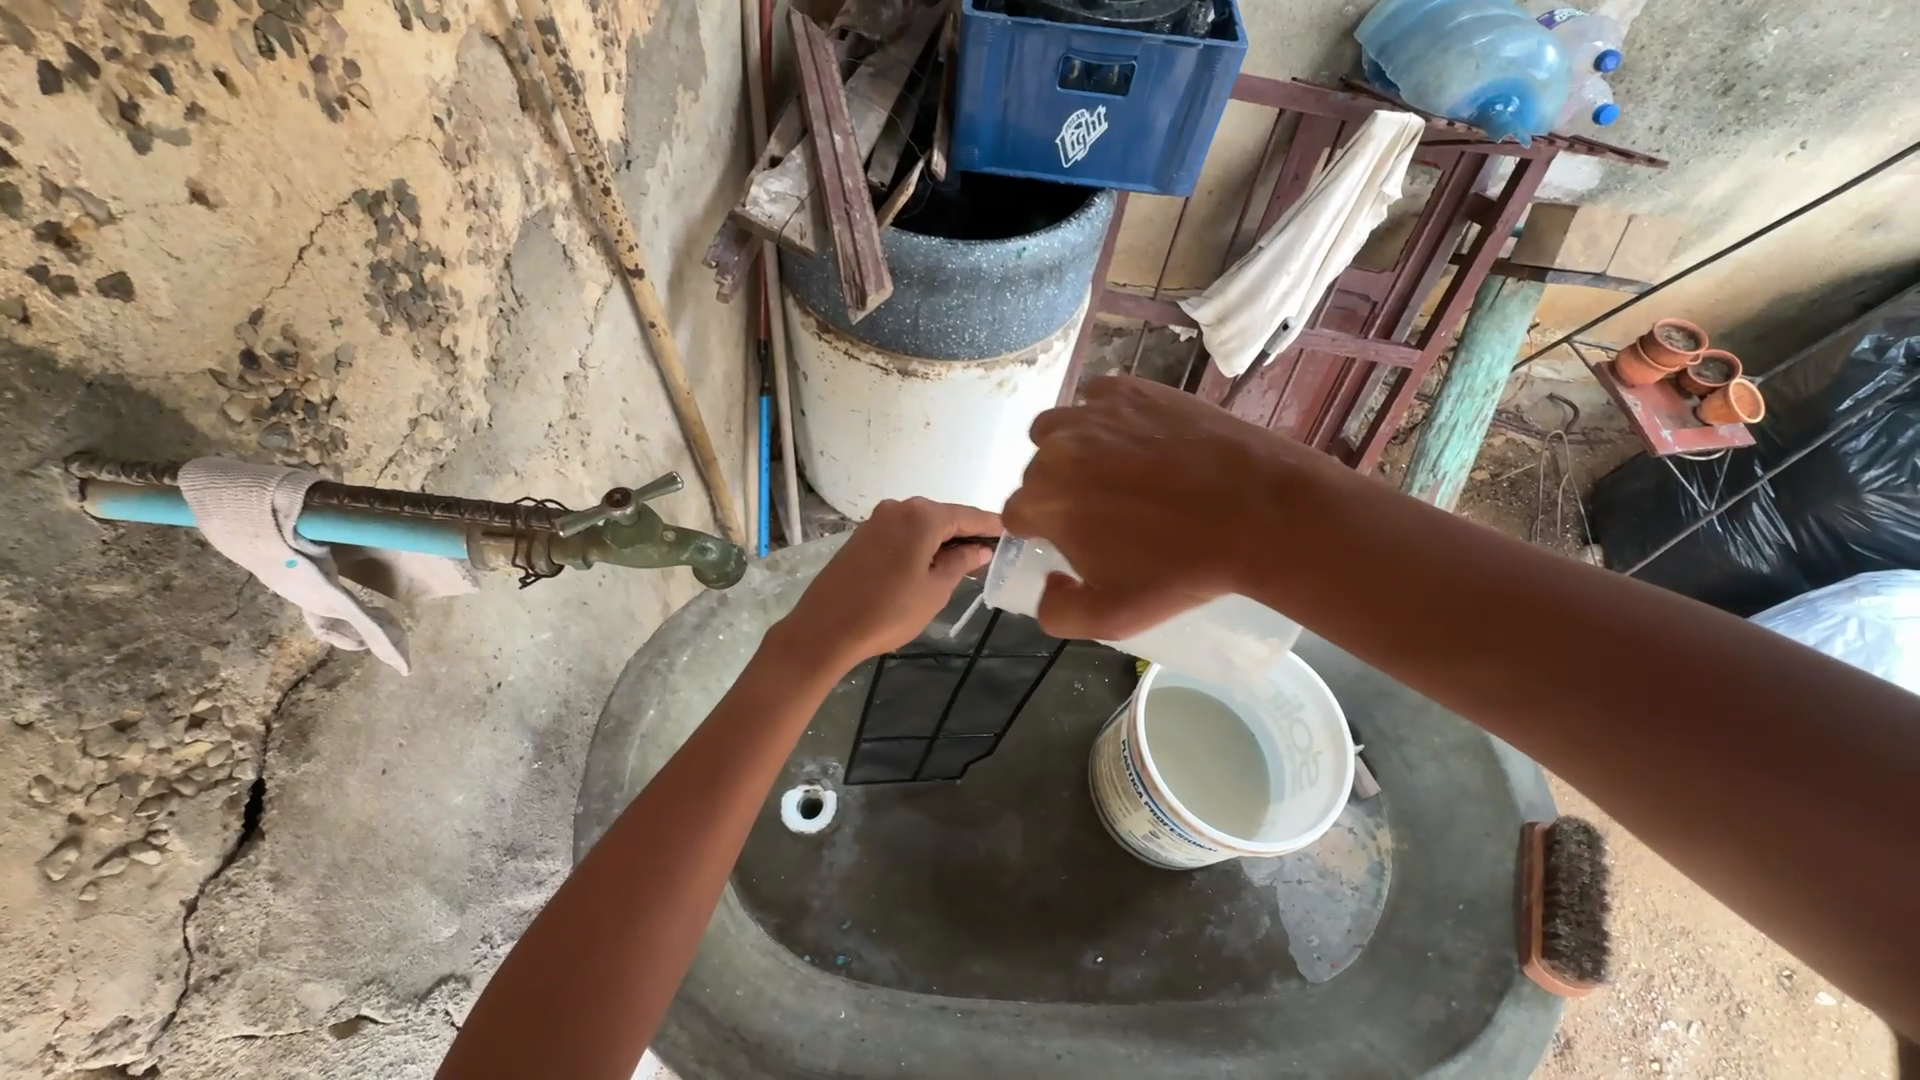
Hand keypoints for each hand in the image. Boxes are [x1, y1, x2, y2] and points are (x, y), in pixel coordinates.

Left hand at [779, 498, 1002, 670]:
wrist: (826, 629)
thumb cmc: (889, 611)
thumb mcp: (935, 590)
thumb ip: (961, 563)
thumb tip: (979, 550)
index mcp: (921, 516)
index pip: (967, 516)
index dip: (990, 526)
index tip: (1012, 532)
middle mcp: (898, 508)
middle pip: (942, 517)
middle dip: (965, 534)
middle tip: (989, 555)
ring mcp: (875, 521)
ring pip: (920, 526)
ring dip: (941, 542)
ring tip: (962, 565)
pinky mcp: (861, 537)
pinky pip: (901, 534)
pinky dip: (919, 546)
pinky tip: (928, 565)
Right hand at [1004, 376, 1336, 640]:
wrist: (1259, 513)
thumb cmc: (1182, 569)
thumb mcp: (1113, 618)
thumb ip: (1057, 613)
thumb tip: (1050, 581)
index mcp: (1044, 502)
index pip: (1017, 514)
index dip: (1042, 530)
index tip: (1074, 539)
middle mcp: (1057, 449)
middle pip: (1037, 471)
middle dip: (1059, 491)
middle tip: (1106, 511)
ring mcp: (1094, 413)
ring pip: (1058, 430)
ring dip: (1071, 450)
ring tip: (1113, 471)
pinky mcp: (1132, 390)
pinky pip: (1096, 399)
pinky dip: (1105, 418)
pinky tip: (1138, 442)